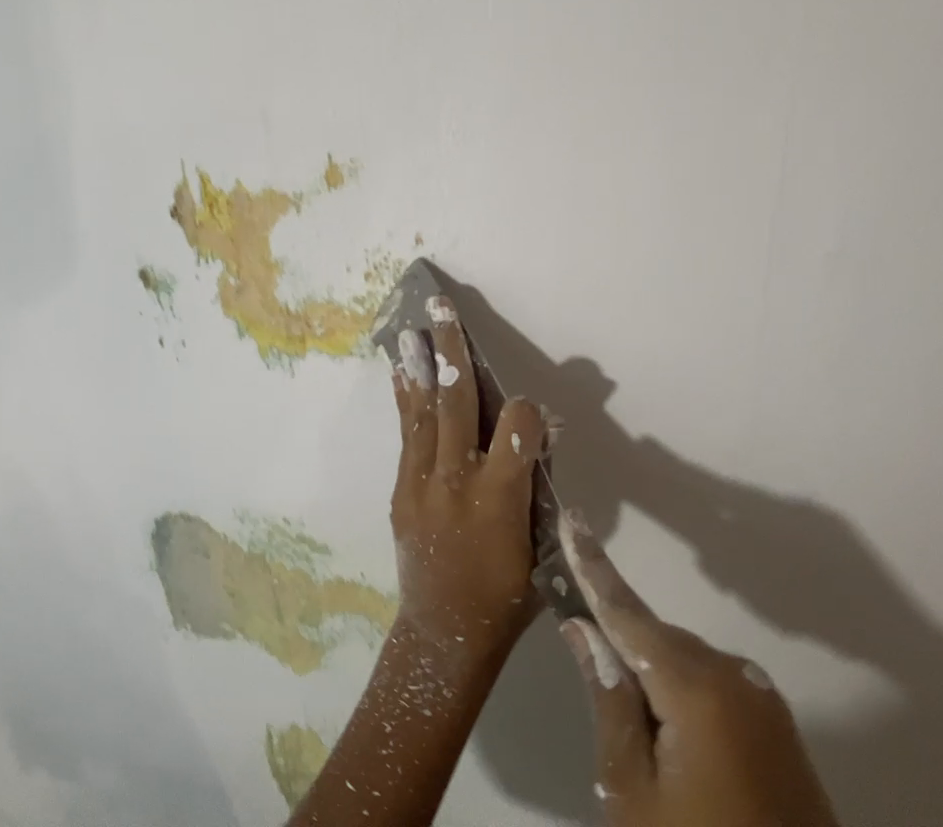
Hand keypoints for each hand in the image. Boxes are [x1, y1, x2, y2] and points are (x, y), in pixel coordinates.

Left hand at [388, 295, 547, 655]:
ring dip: (420, 369)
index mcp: (500, 497)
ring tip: (411, 331)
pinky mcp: (402, 491)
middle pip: (458, 404)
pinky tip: (403, 377)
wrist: (444, 633)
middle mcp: (456, 480)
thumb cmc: (509, 594)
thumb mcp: (541, 545)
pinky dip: (407, 404)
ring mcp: (422, 484)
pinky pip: (406, 437)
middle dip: (452, 353)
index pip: (516, 425)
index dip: (526, 410)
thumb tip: (539, 434)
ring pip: (424, 414)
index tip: (528, 413)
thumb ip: (538, 485)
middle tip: (439, 310)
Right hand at [556, 511, 838, 826]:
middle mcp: (736, 676)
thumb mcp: (632, 785)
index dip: (594, 568)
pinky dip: (679, 689)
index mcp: (697, 687)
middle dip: (618, 636)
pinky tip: (666, 728)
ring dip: (649, 671)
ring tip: (625, 718)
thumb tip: (587, 630)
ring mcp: (763, 700)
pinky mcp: (777, 726)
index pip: (628, 613)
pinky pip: (713, 685)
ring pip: (685, 662)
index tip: (572, 519)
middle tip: (579, 645)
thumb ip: (609, 700)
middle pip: (657, 638)